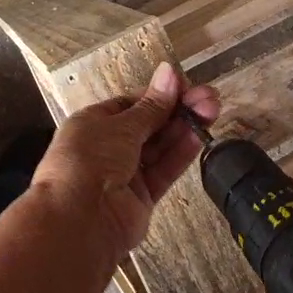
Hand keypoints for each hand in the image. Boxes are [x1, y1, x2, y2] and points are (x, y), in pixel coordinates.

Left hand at [31, 62, 220, 261]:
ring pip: (159, 146)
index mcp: (93, 122)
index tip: (186, 86)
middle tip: (210, 98)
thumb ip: (151, 106)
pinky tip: (201, 136)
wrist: (80, 221)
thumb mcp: (121, 126)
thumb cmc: (90, 159)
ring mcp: (126, 172)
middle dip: (177, 110)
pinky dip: (180, 153)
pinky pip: (163, 169)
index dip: (159, 94)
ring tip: (212, 111)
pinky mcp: (142, 197)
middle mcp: (108, 145)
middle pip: (149, 124)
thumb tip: (169, 72)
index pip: (131, 103)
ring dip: (184, 128)